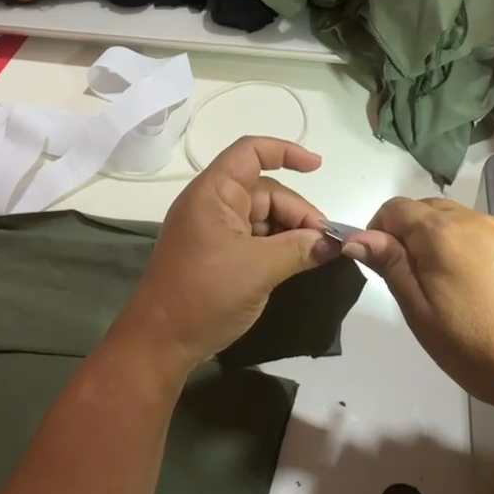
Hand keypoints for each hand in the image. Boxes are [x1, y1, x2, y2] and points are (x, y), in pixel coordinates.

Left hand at [110, 137, 336, 372]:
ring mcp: (212, 229)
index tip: (318, 166)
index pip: (250, 152)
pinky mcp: (215, 252)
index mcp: (213, 193)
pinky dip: (276, 246)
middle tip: (326, 243)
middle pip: (264, 190)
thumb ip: (298, 249)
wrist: (160, 341)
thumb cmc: (204, 294)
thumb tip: (332, 243)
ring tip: (316, 255)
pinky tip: (297, 263)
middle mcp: (212, 203)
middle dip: (297, 211)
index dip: (285, 151)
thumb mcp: (258, 269)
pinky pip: (253, 237)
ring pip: (262, 216)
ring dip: (289, 231)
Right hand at [348, 197, 493, 418]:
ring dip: (444, 242)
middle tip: (414, 283)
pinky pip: (490, 236)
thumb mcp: (420, 312)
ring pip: (461, 222)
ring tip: (453, 291)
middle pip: (428, 210)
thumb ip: (390, 266)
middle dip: (411, 235)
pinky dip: (476, 251)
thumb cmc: (480, 347)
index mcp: (440, 231)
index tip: (381, 267)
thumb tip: (358, 237)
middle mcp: (475, 219)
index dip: (378, 232)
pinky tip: (488, 292)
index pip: (394, 208)